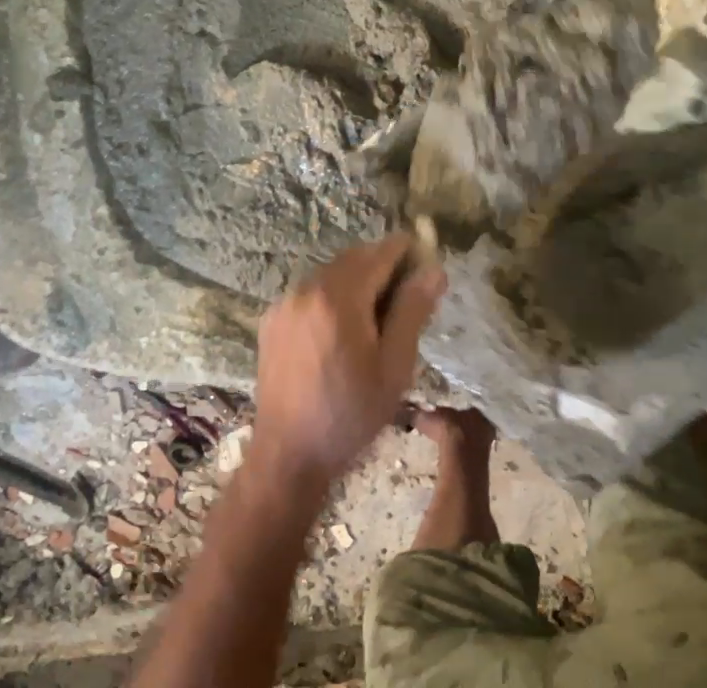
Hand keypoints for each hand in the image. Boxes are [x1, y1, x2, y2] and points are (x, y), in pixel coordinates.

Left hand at [250, 233, 446, 486]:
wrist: (289, 454)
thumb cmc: (351, 415)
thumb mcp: (395, 365)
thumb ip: (413, 310)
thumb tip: (433, 269)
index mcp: (339, 297)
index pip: (382, 252)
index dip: (411, 254)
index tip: (430, 271)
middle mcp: (306, 288)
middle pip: (356, 258)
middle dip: (386, 269)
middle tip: (410, 302)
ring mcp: (285, 303)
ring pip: (333, 274)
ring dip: (360, 282)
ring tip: (380, 321)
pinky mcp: (273, 320)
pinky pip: (313, 293)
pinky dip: (335, 298)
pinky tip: (347, 332)